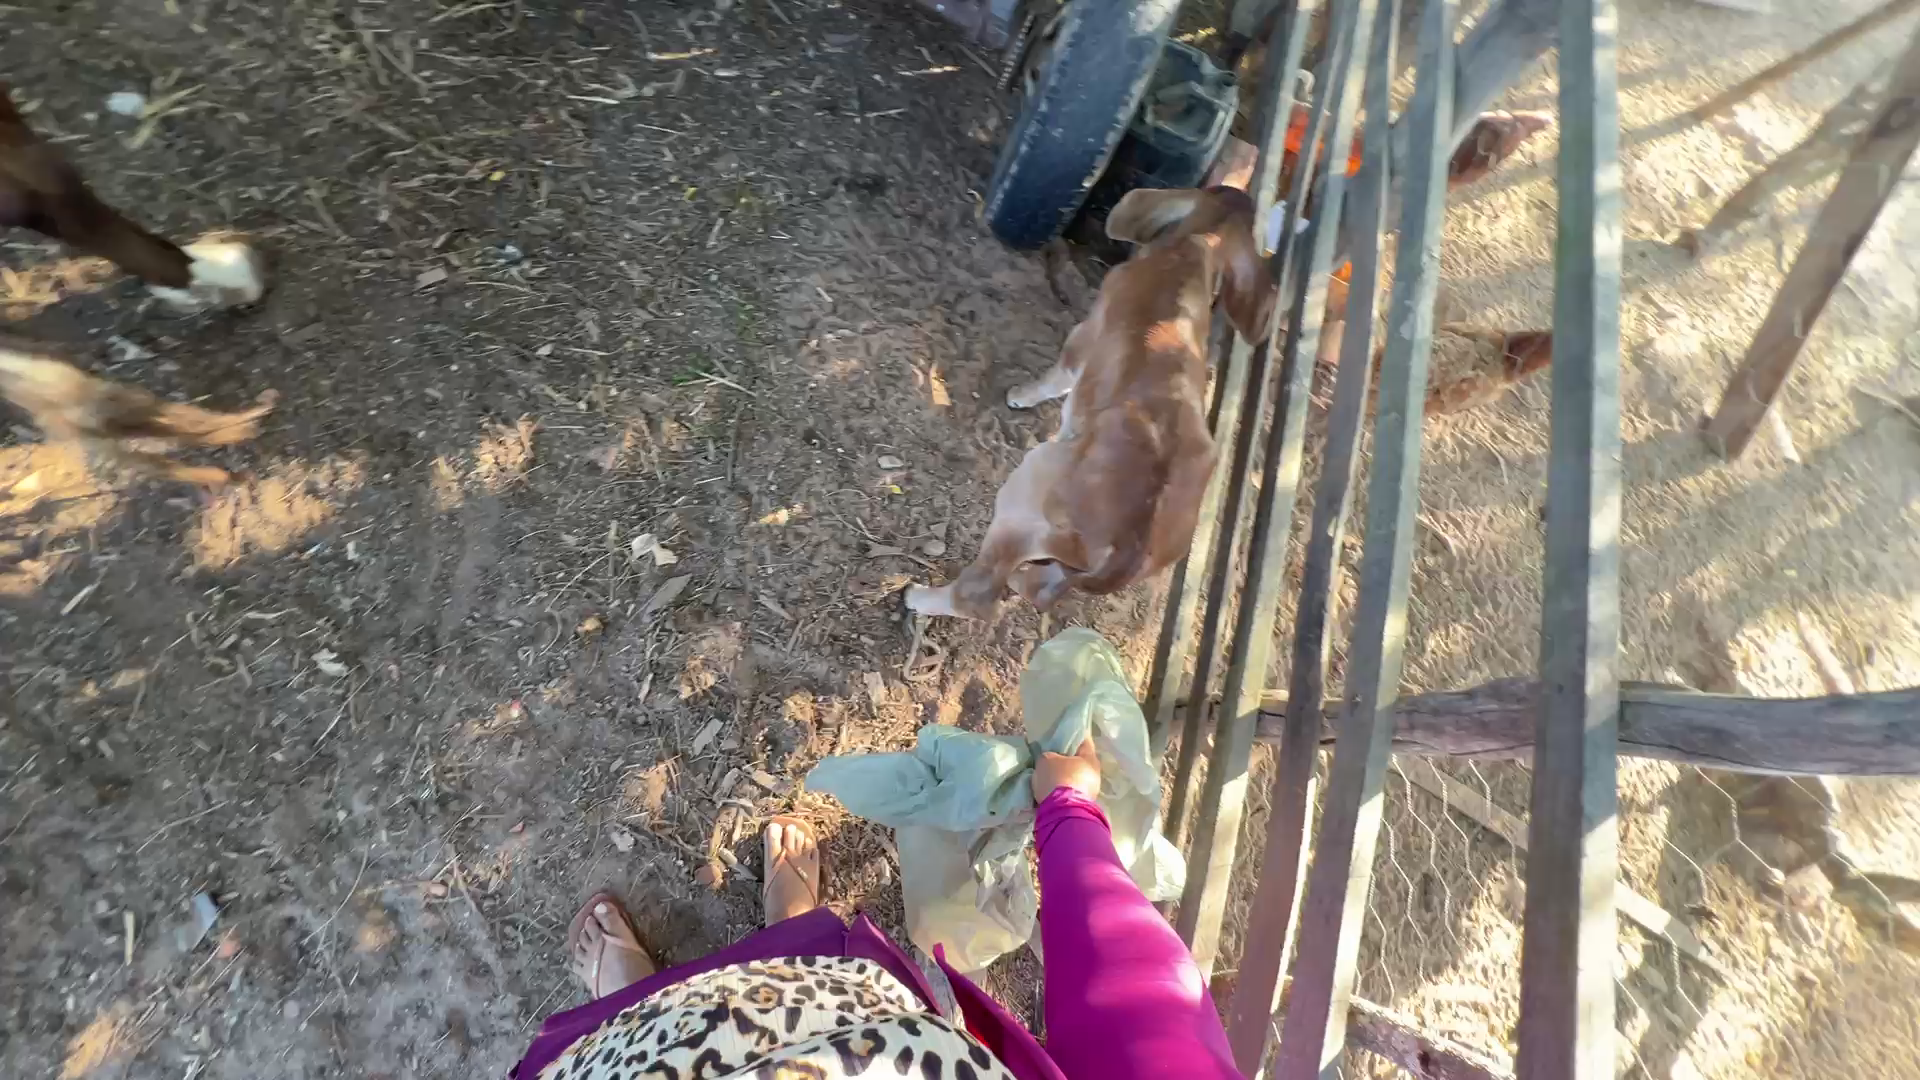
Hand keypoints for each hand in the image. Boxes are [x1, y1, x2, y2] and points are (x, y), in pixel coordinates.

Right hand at [1032, 738, 1100, 800]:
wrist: (1061, 813)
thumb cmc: (1057, 779)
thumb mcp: (1046, 759)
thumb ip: (1049, 755)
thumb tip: (1050, 758)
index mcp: (1090, 758)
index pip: (1083, 740)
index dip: (1072, 734)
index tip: (1062, 732)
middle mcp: (1094, 774)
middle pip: (1078, 760)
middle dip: (1066, 758)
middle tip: (1051, 754)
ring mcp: (1090, 792)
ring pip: (1074, 777)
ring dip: (1064, 775)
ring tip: (1048, 773)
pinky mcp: (1082, 805)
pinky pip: (1070, 791)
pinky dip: (1062, 788)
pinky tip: (1050, 788)